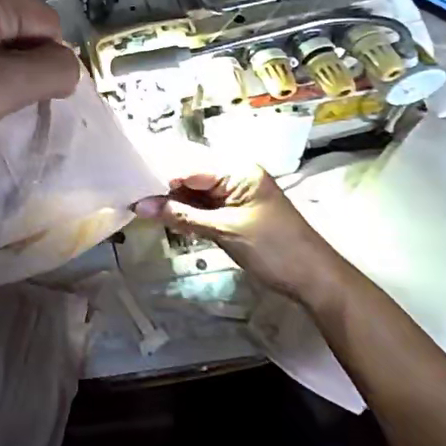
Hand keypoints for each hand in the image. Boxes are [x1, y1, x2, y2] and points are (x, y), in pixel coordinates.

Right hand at [132, 168, 348, 303]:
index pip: (189, 165)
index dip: (160, 174)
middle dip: (162, 186)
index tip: (130, 182)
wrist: (316, 281)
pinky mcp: (234, 213)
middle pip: (190, 175)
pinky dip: (185, 213)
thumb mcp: (224, 231)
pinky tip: (163, 217)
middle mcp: (235, 176)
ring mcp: (235, 195)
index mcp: (238, 170)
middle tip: (130, 194)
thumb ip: (181, 217)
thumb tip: (140, 206)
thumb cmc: (275, 249)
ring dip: (171, 201)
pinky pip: (202, 206)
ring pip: (193, 192)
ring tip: (139, 205)